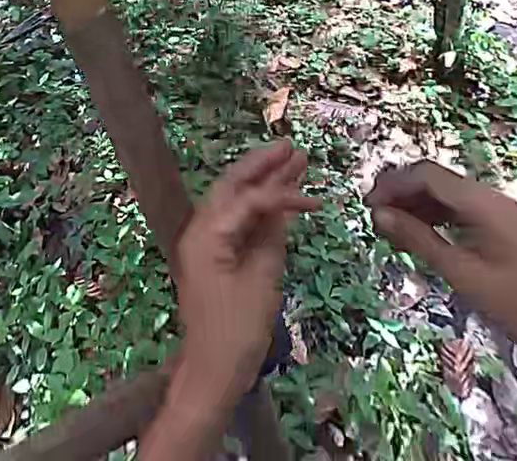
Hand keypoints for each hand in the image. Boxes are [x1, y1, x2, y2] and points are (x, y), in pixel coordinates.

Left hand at [170, 142, 321, 411]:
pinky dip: (256, 206)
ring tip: (290, 160)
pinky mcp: (213, 252)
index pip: (248, 199)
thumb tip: (284, 208)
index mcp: (207, 231)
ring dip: (260, 181)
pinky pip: (235, 218)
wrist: (211, 370)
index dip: (282, 194)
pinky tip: (278, 197)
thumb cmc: (236, 330)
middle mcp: (201, 227)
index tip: (315, 199)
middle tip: (290, 147)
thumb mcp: (261, 283)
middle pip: (233, 185)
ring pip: (234, 199)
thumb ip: (272, 238)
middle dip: (262, 166)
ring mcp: (205, 238)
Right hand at [365, 161, 516, 389]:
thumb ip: (419, 240)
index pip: (426, 175)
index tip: (368, 206)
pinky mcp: (509, 235)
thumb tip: (378, 215)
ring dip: (418, 208)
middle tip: (376, 218)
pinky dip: (438, 221)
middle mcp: (494, 201)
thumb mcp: (464, 275)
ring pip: (448, 198)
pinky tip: (424, 240)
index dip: (392, 185)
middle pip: (437, 182)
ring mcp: (504, 217)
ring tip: (393, 230)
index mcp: (485, 203)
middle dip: (402, 194)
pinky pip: (463, 215)